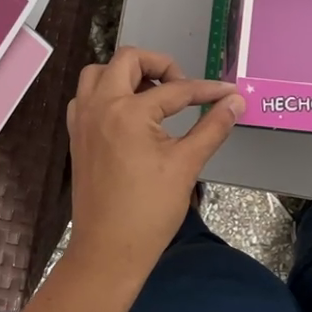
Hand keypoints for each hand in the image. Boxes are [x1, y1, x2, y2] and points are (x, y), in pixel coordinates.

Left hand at [65, 48, 244, 277]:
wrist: (108, 251)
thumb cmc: (149, 212)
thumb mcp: (186, 166)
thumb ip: (212, 128)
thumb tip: (235, 103)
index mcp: (127, 112)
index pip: (175, 90)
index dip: (207, 91)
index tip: (228, 94)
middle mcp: (99, 106)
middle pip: (128, 60)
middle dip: (160, 65)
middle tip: (182, 89)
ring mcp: (82, 120)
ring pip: (99, 73)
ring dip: (127, 74)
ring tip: (153, 96)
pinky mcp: (76, 136)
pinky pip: (86, 97)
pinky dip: (106, 93)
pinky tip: (128, 114)